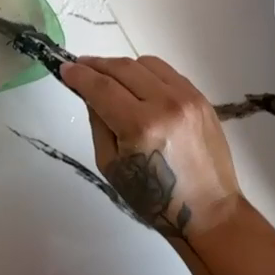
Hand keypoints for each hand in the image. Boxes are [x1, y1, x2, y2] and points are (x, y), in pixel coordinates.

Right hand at [61, 57, 244, 251]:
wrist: (209, 210)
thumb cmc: (154, 198)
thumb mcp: (111, 165)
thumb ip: (98, 124)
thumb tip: (91, 94)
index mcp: (140, 126)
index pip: (101, 88)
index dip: (79, 75)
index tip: (64, 68)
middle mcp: (166, 104)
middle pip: (122, 68)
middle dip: (96, 65)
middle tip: (80, 67)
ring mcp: (187, 97)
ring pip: (145, 63)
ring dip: (121, 66)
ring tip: (109, 77)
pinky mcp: (201, 98)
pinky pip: (167, 72)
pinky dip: (146, 73)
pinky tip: (138, 85)